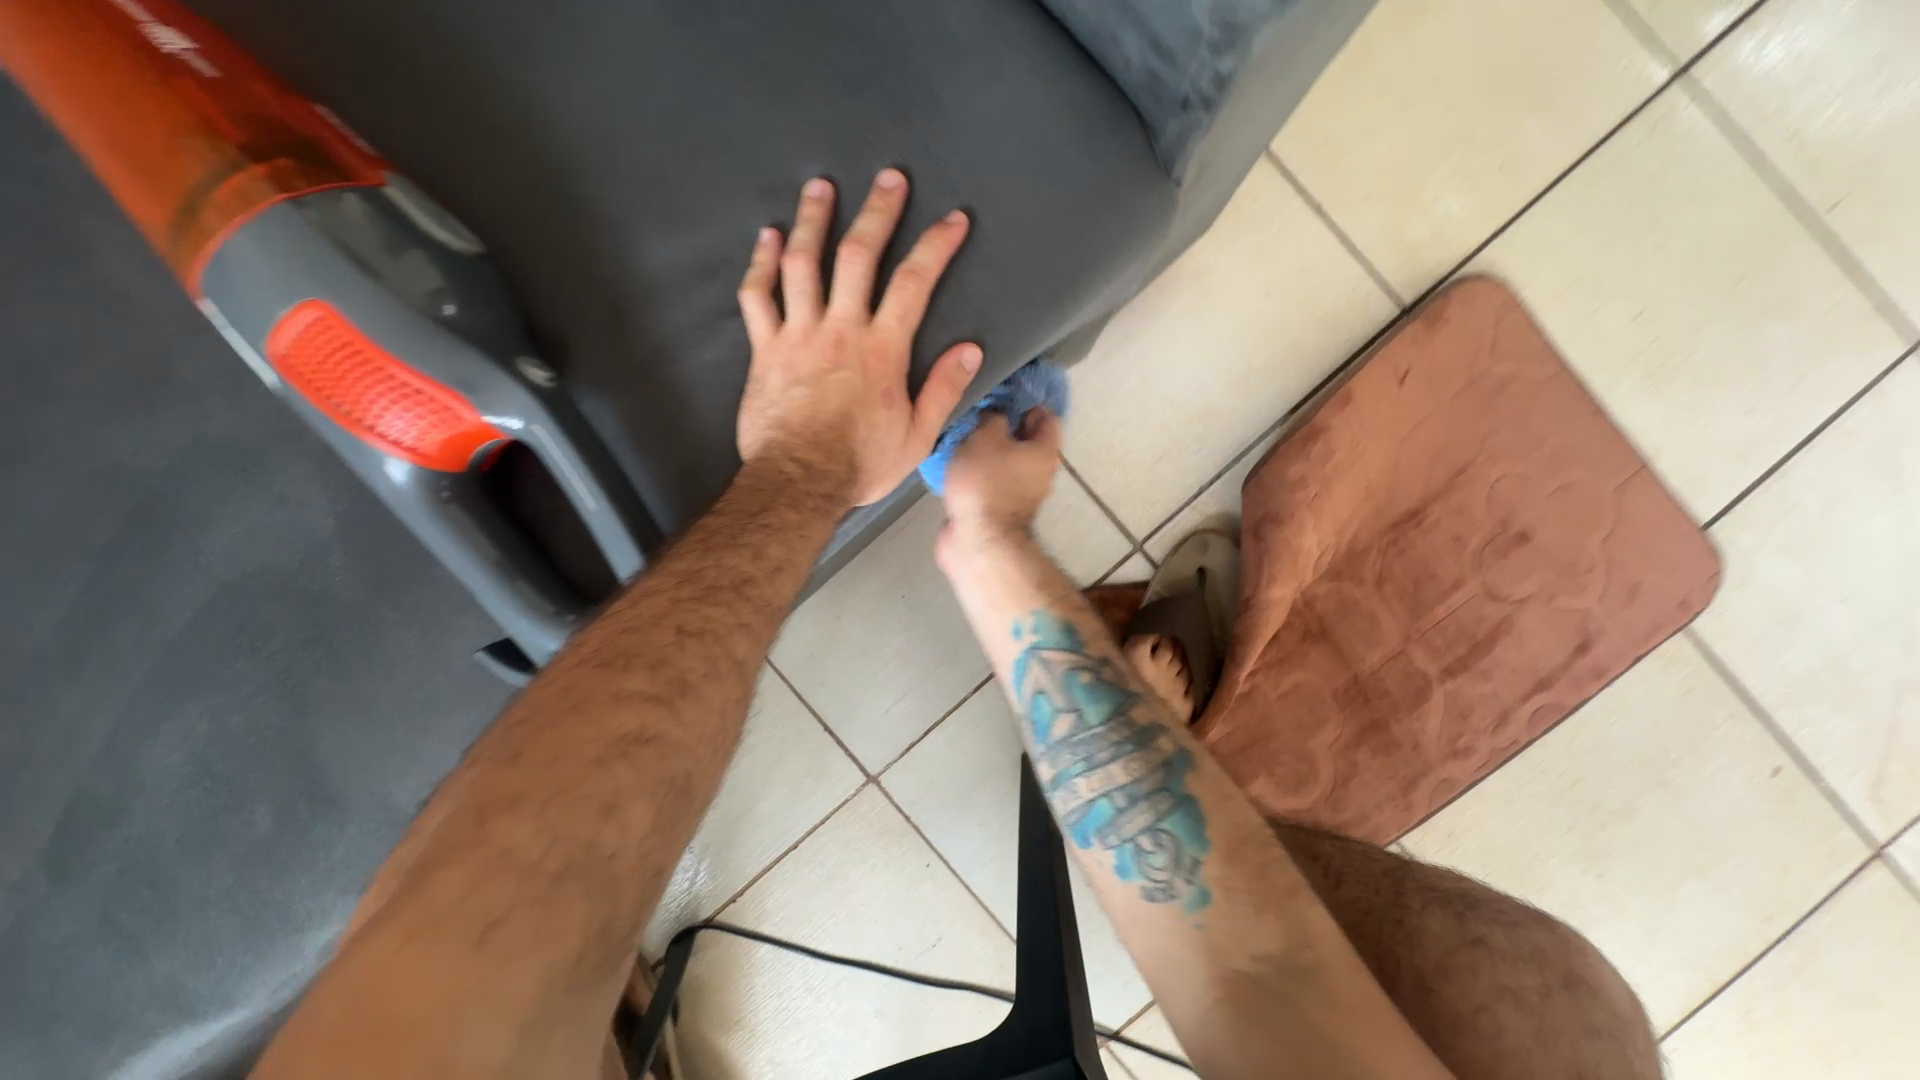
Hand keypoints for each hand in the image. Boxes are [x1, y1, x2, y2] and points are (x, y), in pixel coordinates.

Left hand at [736, 170, 981, 505]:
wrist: (798, 482)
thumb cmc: (860, 463)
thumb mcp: (917, 436)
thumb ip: (942, 388)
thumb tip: (969, 349)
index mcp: (882, 350)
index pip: (914, 283)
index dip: (936, 246)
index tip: (953, 219)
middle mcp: (840, 330)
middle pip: (858, 256)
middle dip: (878, 212)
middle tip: (889, 178)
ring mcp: (798, 335)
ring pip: (802, 263)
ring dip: (813, 220)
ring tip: (821, 186)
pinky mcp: (765, 349)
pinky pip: (757, 296)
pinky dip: (760, 263)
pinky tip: (766, 236)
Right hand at [937, 407, 1063, 547]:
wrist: (977, 540)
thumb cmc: (986, 481)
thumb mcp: (986, 436)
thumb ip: (993, 418)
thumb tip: (996, 418)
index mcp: (1045, 451)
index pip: (1048, 417)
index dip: (1026, 403)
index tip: (1000, 399)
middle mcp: (1040, 473)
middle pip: (1026, 441)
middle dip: (1004, 428)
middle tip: (976, 418)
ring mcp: (1021, 495)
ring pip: (1006, 463)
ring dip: (987, 453)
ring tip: (961, 440)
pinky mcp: (1000, 511)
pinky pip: (991, 483)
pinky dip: (978, 475)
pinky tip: (956, 468)